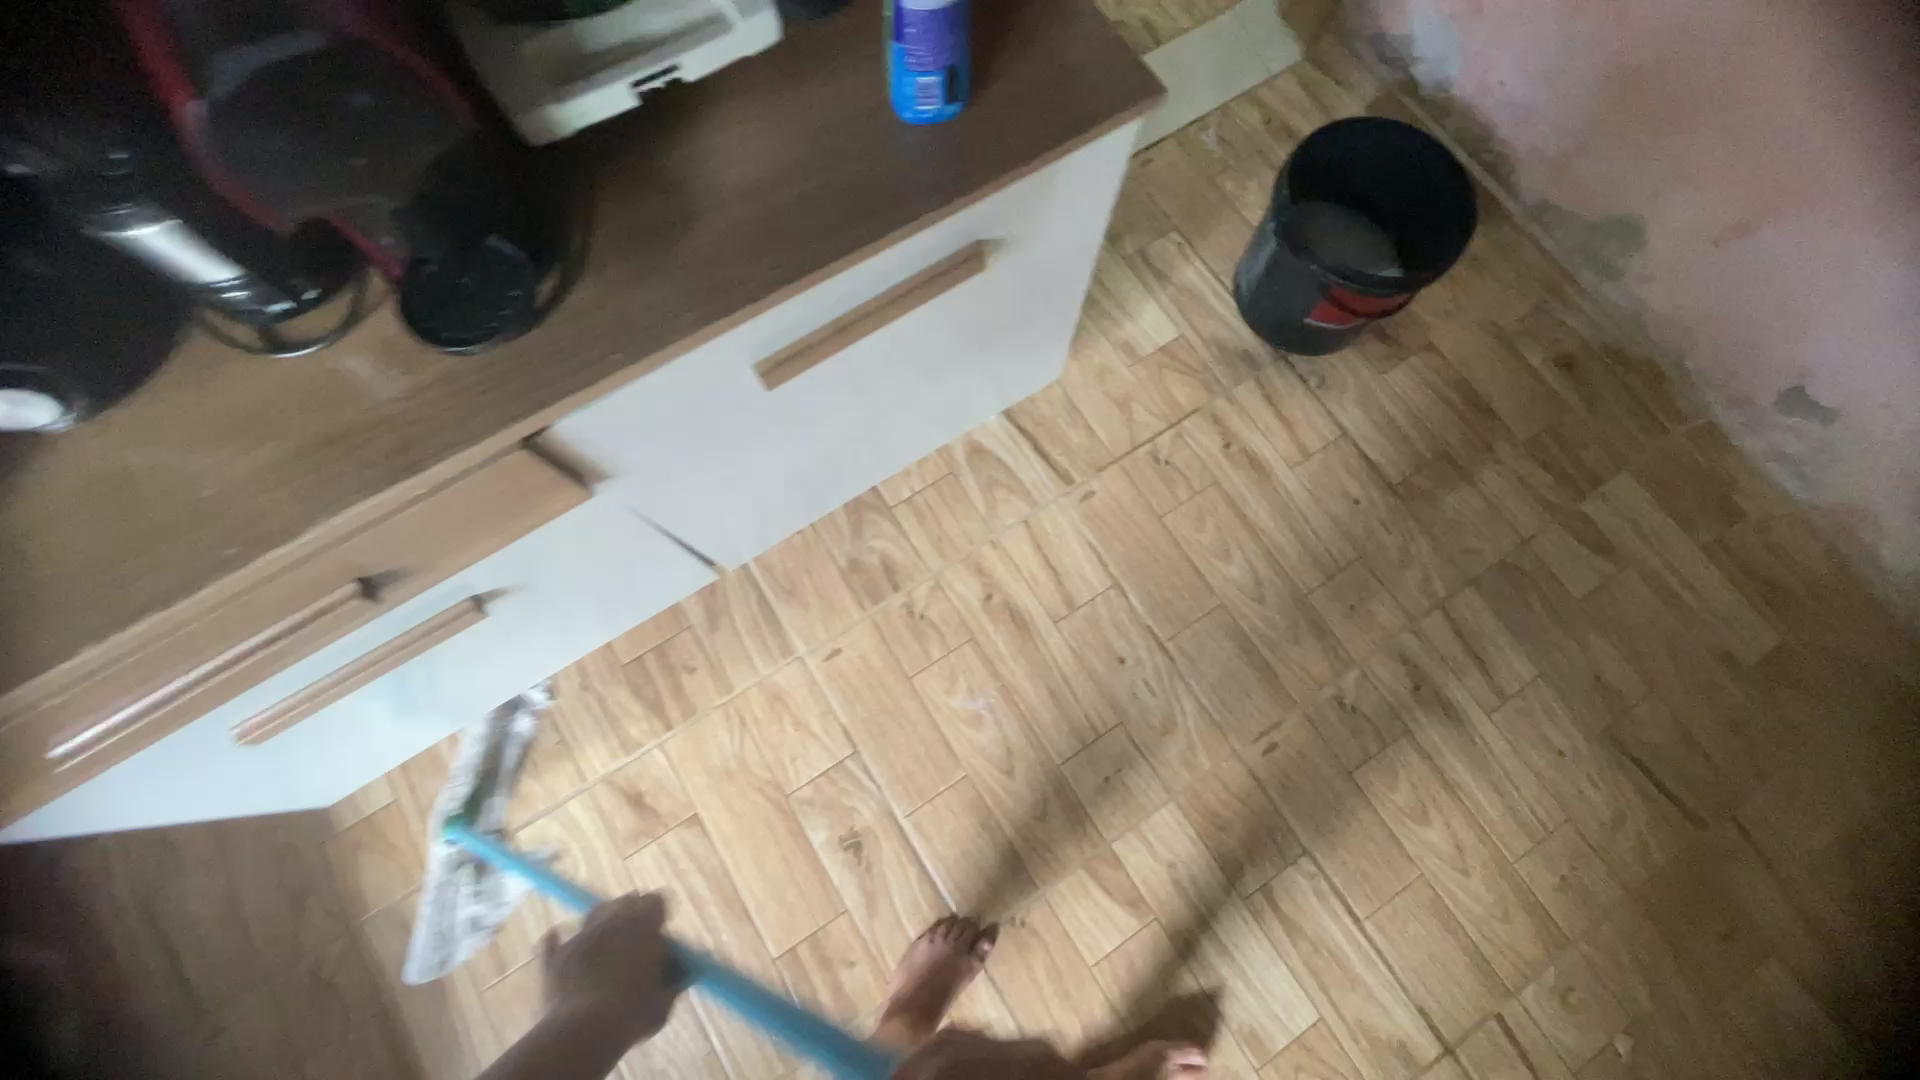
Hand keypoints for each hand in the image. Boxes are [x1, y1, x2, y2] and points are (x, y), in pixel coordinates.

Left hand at [540, 892, 678, 1047]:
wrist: (584, 1030)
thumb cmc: (634, 1010)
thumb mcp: (665, 997)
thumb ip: (674, 978)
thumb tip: (684, 969)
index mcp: (644, 922)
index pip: (657, 900)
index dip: (659, 915)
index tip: (661, 933)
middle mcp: (612, 919)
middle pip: (624, 901)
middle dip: (631, 915)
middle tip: (634, 940)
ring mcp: (580, 935)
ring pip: (592, 914)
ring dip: (600, 923)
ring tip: (603, 943)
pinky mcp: (554, 957)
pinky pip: (553, 940)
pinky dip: (558, 942)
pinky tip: (559, 944)